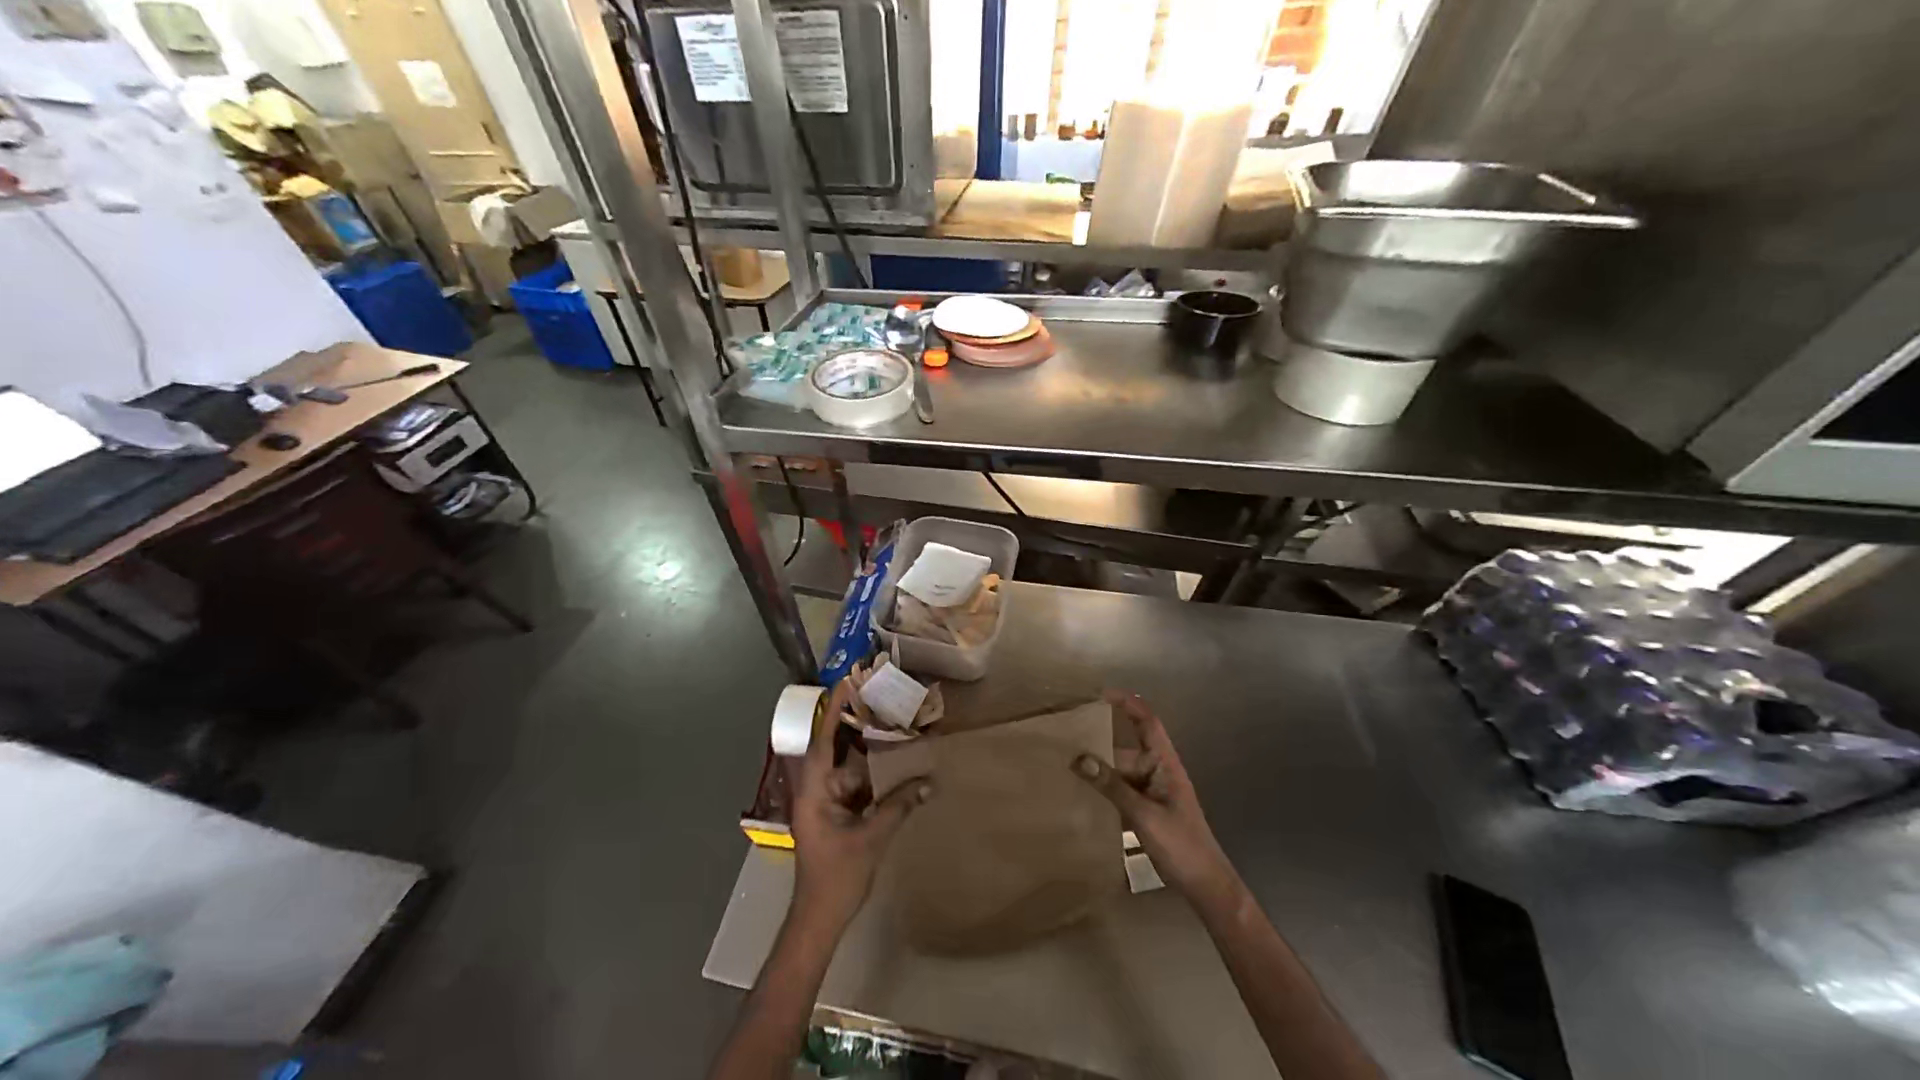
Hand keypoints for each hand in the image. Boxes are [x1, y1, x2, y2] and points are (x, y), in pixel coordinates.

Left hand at [789, 679, 932, 931]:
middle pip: (836, 749)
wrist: (820, 916)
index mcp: (813, 792)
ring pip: (848, 768)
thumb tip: (929, 783)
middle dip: (855, 725)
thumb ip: (899, 806)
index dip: (834, 712)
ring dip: (866, 750)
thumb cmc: (838, 876)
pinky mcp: (835, 815)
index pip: (822, 742)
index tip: (846, 683)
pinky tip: (893, 763)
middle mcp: (816, 791)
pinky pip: (855, 786)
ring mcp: (825, 803)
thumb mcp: (872, 838)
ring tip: (891, 723)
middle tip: (878, 696)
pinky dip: (871, 775)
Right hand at [1073, 691, 1240, 908]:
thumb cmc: (1181, 844)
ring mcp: (1153, 792)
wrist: (1205, 884)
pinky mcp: (1147, 810)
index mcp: (1166, 764)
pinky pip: (1121, 790)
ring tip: (1066, 765)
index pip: (1148, 722)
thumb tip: (1078, 758)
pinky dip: (1104, 788)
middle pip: (1127, 748)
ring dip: (1099, 768)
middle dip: (1101, 741)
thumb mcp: (1143, 814)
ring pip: (1121, 771)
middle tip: (1067, 738)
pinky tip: (1082, 794)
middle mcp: (1159, 772)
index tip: (1101, 694)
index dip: (1128, 703)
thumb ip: (1111, 786)